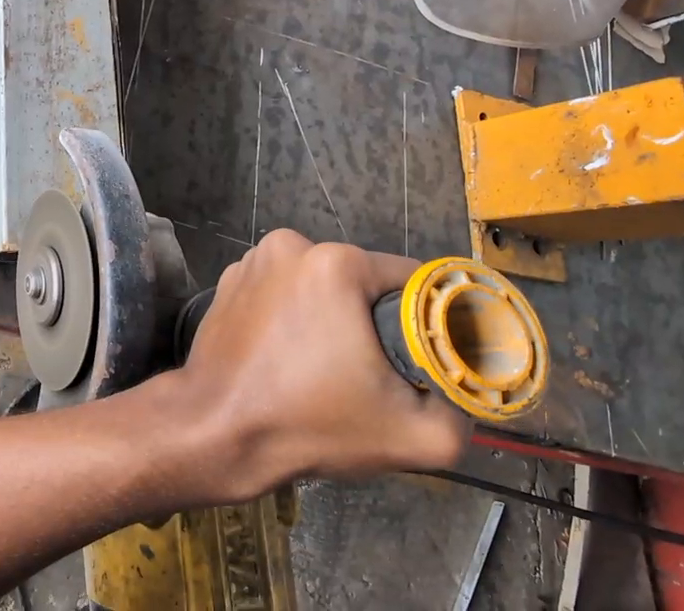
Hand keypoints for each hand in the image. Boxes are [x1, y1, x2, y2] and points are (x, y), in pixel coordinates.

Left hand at [162, 229, 468, 501]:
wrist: (216, 429)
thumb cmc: (312, 423)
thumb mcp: (418, 435)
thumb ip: (462, 410)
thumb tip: (466, 393)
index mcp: (334, 263)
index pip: (411, 281)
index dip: (431, 320)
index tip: (431, 359)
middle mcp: (288, 247)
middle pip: (361, 283)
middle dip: (377, 321)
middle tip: (380, 372)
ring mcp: (251, 262)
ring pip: (319, 288)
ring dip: (332, 319)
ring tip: (332, 368)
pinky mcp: (227, 284)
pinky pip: (282, 294)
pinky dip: (294, 318)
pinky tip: (294, 358)